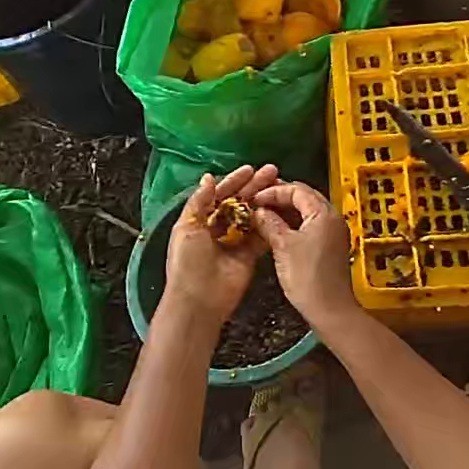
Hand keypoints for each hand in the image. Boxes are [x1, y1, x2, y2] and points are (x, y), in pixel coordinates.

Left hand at [164, 164, 280, 325]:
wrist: (199, 300)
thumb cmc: (187, 262)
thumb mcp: (186, 227)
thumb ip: (198, 201)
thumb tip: (208, 177)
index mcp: (199, 220)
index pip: (218, 195)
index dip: (234, 181)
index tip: (250, 169)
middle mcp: (218, 229)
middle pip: (238, 203)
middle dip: (254, 187)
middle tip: (272, 171)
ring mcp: (234, 242)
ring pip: (252, 216)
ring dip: (264, 200)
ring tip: (280, 185)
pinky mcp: (249, 256)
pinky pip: (261, 235)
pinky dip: (270, 222)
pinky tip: (282, 208)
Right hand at [250, 182, 359, 327]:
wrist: (330, 309)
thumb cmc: (308, 278)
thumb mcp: (282, 247)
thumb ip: (269, 223)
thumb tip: (258, 212)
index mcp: (323, 213)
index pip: (297, 189)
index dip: (273, 191)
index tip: (254, 198)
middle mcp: (332, 218)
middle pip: (304, 197)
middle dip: (279, 198)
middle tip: (256, 202)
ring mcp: (333, 232)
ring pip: (306, 212)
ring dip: (284, 211)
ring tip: (262, 215)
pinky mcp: (330, 246)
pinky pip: (309, 225)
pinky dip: (292, 224)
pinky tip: (275, 230)